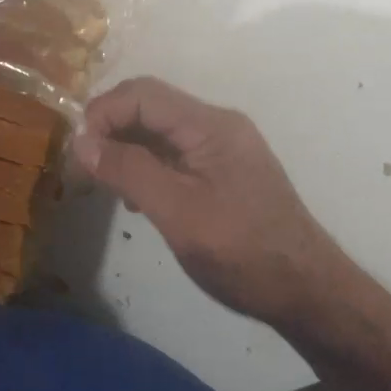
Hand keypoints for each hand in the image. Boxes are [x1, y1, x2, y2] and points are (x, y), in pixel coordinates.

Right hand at [72, 77, 359, 328]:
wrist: (311, 296)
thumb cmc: (243, 253)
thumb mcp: (178, 213)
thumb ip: (129, 171)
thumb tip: (80, 141)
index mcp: (210, 125)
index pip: (141, 94)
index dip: (102, 113)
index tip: (79, 151)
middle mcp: (217, 124)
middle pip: (148, 105)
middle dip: (110, 128)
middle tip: (85, 166)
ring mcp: (223, 147)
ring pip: (158, 129)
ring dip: (125, 147)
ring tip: (105, 183)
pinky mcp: (223, 170)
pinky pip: (173, 150)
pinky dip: (145, 163)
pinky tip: (136, 196)